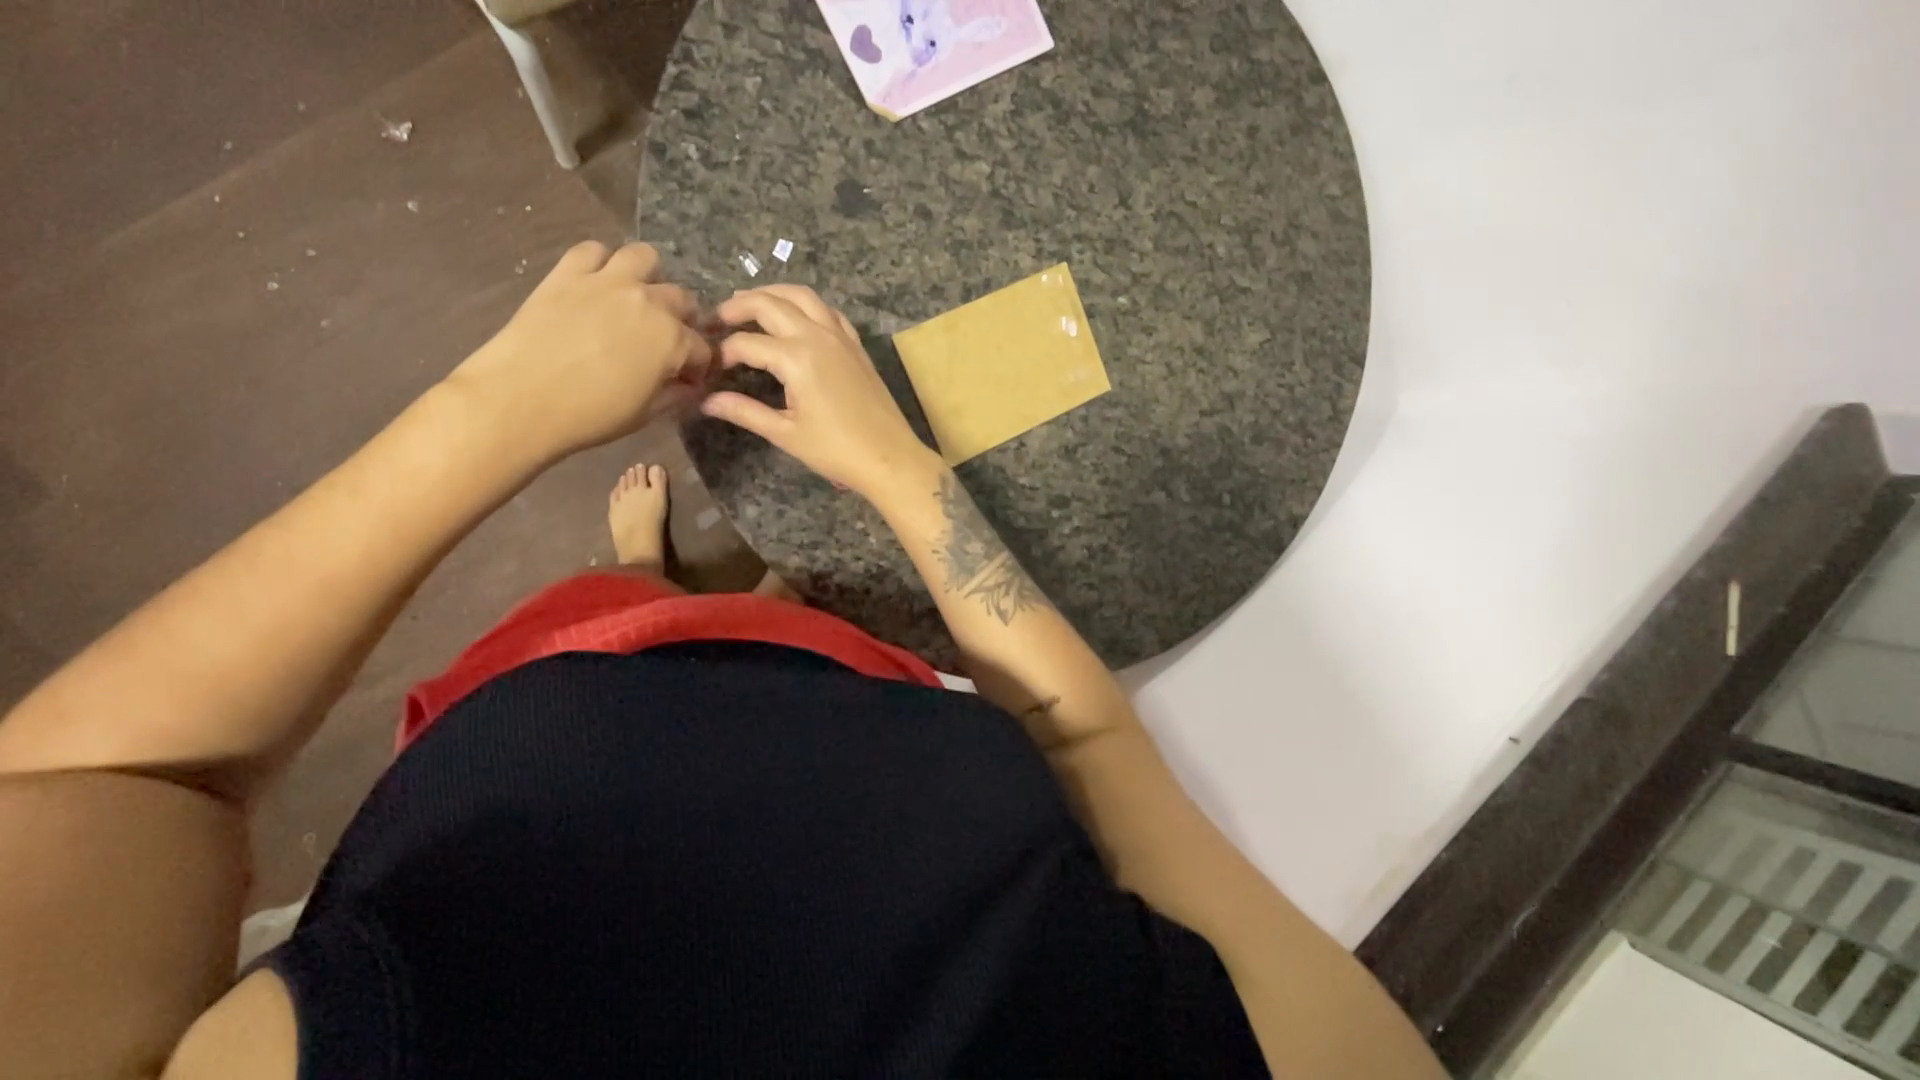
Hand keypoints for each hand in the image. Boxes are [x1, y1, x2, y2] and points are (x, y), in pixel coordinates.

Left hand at [444, 241, 711, 460]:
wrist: (520, 400)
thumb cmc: (590, 416)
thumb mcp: (645, 415)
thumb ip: (675, 395)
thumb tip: (688, 385)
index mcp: (673, 340)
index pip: (702, 349)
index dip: (698, 366)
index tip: (687, 378)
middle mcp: (649, 302)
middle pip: (682, 299)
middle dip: (681, 320)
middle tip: (663, 340)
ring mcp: (608, 281)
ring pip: (645, 258)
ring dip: (648, 277)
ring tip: (636, 298)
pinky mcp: (569, 273)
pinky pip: (593, 250)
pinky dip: (600, 263)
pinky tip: (595, 284)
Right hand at [701, 286, 937, 500]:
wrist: (889, 457)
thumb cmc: (835, 450)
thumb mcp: (785, 433)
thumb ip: (745, 412)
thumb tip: (707, 402)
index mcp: (796, 358)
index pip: (746, 343)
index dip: (723, 351)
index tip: (709, 365)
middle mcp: (817, 336)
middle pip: (770, 303)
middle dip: (739, 306)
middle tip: (718, 318)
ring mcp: (840, 336)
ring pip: (802, 296)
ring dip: (773, 294)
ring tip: (751, 304)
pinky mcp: (855, 344)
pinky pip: (827, 311)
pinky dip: (806, 305)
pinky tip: (796, 317)